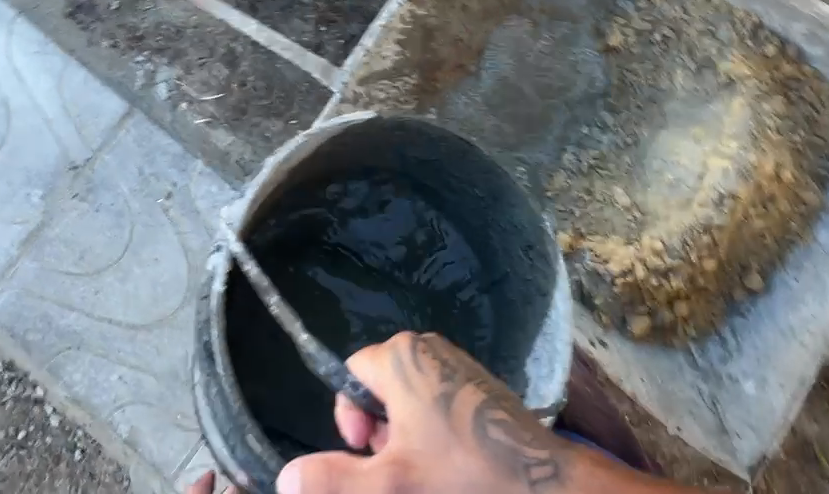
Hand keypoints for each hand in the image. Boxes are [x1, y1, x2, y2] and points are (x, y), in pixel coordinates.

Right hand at [274, 331, 573, 493]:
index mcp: (401, 355)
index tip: (369, 453)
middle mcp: (428, 348)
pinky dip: (433, 432)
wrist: (545, 485)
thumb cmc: (463, 477)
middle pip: (379, 386)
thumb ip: (332, 479)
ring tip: (428, 471)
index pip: (350, 374)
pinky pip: (437, 401)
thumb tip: (284, 477)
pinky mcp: (480, 383)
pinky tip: (451, 464)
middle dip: (379, 432)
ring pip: (409, 399)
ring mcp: (458, 363)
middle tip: (400, 467)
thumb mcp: (389, 486)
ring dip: (406, 437)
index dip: (349, 419)